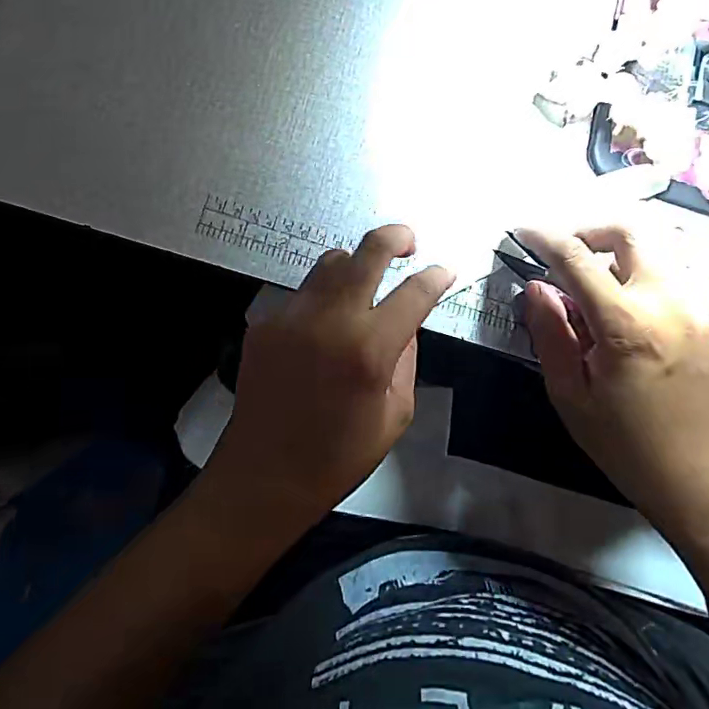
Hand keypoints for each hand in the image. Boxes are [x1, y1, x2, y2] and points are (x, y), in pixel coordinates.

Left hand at [201, 225, 454, 533]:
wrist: (266, 471)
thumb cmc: (339, 455)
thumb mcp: (395, 414)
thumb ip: (406, 358)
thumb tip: (407, 320)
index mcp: (369, 348)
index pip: (413, 292)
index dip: (435, 277)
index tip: (443, 272)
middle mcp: (329, 319)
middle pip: (367, 252)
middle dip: (395, 236)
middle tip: (408, 240)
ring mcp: (291, 315)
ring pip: (329, 264)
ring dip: (354, 265)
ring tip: (365, 282)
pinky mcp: (265, 321)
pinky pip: (302, 295)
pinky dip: (321, 300)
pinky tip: (324, 328)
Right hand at [514, 225, 708, 534]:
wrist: (701, 481)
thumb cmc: (626, 444)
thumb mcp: (570, 394)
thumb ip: (550, 332)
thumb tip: (537, 286)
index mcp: (627, 325)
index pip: (578, 258)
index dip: (544, 237)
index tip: (521, 231)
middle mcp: (669, 304)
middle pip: (632, 231)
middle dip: (589, 229)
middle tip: (561, 251)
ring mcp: (697, 309)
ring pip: (658, 245)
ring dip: (617, 247)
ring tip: (589, 277)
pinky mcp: (708, 320)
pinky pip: (672, 271)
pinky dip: (639, 267)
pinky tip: (619, 300)